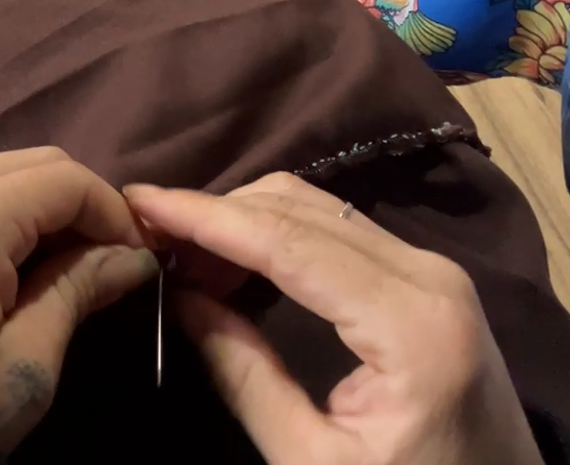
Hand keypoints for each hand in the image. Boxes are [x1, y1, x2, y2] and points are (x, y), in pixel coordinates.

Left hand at [0, 147, 158, 451]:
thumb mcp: (23, 361)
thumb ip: (79, 290)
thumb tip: (134, 257)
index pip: (67, 180)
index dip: (114, 211)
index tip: (142, 255)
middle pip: (41, 162)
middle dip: (86, 202)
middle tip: (114, 259)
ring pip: (12, 169)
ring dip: (53, 205)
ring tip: (77, 263)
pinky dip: (19, 209)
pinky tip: (31, 257)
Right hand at [126, 173, 539, 464]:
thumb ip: (243, 371)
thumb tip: (180, 293)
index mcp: (410, 324)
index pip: (285, 240)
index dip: (204, 216)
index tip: (139, 198)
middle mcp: (425, 272)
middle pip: (293, 207)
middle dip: (215, 215)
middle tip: (153, 241)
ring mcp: (430, 267)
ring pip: (309, 204)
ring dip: (240, 220)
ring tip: (186, 258)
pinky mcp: (423, 274)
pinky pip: (331, 225)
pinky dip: (272, 231)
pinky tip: (234, 262)